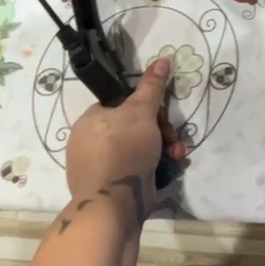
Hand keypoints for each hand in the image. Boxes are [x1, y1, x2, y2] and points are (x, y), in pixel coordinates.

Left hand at [64, 57, 188, 205]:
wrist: (113, 207)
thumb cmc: (123, 151)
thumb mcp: (142, 111)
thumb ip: (152, 86)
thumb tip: (162, 59)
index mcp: (88, 122)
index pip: (120, 103)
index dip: (146, 106)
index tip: (161, 114)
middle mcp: (89, 143)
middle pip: (134, 126)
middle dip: (160, 130)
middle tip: (172, 138)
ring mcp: (99, 168)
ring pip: (139, 147)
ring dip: (163, 147)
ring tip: (175, 154)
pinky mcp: (110, 187)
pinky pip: (136, 167)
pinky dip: (154, 166)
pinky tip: (169, 168)